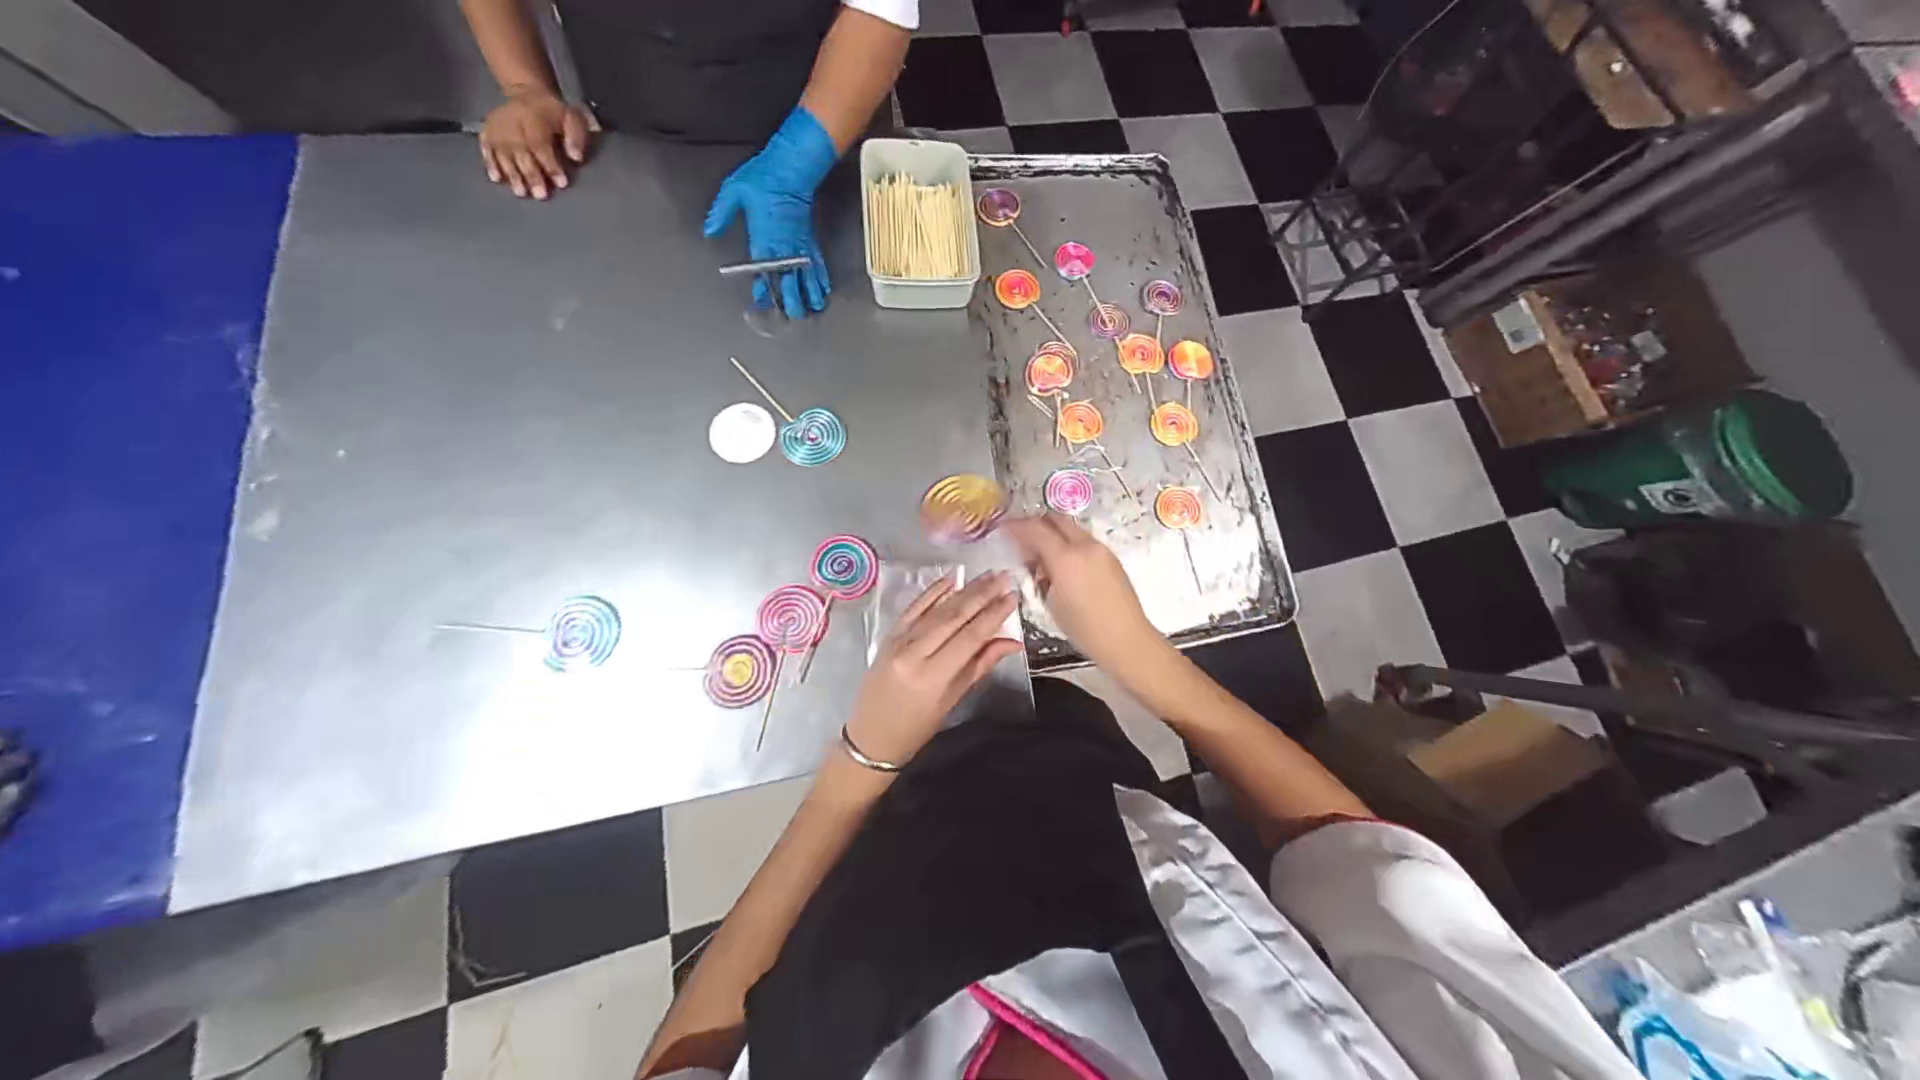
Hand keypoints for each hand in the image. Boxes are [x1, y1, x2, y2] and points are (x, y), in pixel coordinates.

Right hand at [479, 85, 597, 199]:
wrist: (526, 93)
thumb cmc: (554, 112)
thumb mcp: (571, 116)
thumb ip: (575, 136)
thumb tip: (576, 157)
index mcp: (532, 116)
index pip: (540, 143)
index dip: (550, 164)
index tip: (561, 183)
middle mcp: (511, 121)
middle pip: (520, 151)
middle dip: (531, 174)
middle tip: (540, 195)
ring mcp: (496, 127)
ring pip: (503, 152)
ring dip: (512, 174)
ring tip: (521, 192)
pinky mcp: (486, 131)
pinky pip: (486, 148)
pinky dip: (490, 163)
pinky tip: (496, 179)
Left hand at [703, 107, 838, 320]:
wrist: (791, 166)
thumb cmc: (764, 177)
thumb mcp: (734, 191)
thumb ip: (720, 213)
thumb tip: (709, 231)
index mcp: (764, 238)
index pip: (763, 271)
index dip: (763, 289)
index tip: (761, 303)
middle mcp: (783, 246)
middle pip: (789, 281)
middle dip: (791, 300)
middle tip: (791, 316)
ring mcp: (798, 244)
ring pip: (805, 276)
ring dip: (808, 294)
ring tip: (811, 310)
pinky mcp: (809, 239)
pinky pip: (816, 264)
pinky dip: (820, 278)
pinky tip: (822, 290)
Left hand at [844, 572, 1021, 766]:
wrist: (872, 736)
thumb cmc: (917, 727)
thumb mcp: (952, 699)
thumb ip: (981, 664)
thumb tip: (1013, 642)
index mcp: (932, 676)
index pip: (969, 637)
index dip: (993, 615)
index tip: (1012, 597)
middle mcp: (913, 654)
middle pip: (953, 617)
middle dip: (981, 595)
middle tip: (1003, 577)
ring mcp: (898, 642)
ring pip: (935, 610)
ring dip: (963, 590)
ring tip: (986, 576)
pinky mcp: (888, 636)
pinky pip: (913, 609)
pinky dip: (932, 592)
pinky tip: (951, 580)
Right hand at [1003, 514, 1168, 673]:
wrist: (1127, 640)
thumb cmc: (1085, 629)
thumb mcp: (1051, 603)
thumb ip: (1041, 574)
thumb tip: (1034, 560)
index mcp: (1066, 558)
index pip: (1035, 529)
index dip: (1016, 526)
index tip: (1004, 528)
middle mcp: (1085, 546)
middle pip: (1055, 519)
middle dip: (1035, 524)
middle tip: (1021, 538)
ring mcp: (1101, 549)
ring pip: (1070, 528)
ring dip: (1052, 533)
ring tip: (1041, 556)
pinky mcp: (1111, 557)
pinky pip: (1083, 540)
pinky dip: (1068, 544)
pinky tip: (1062, 565)